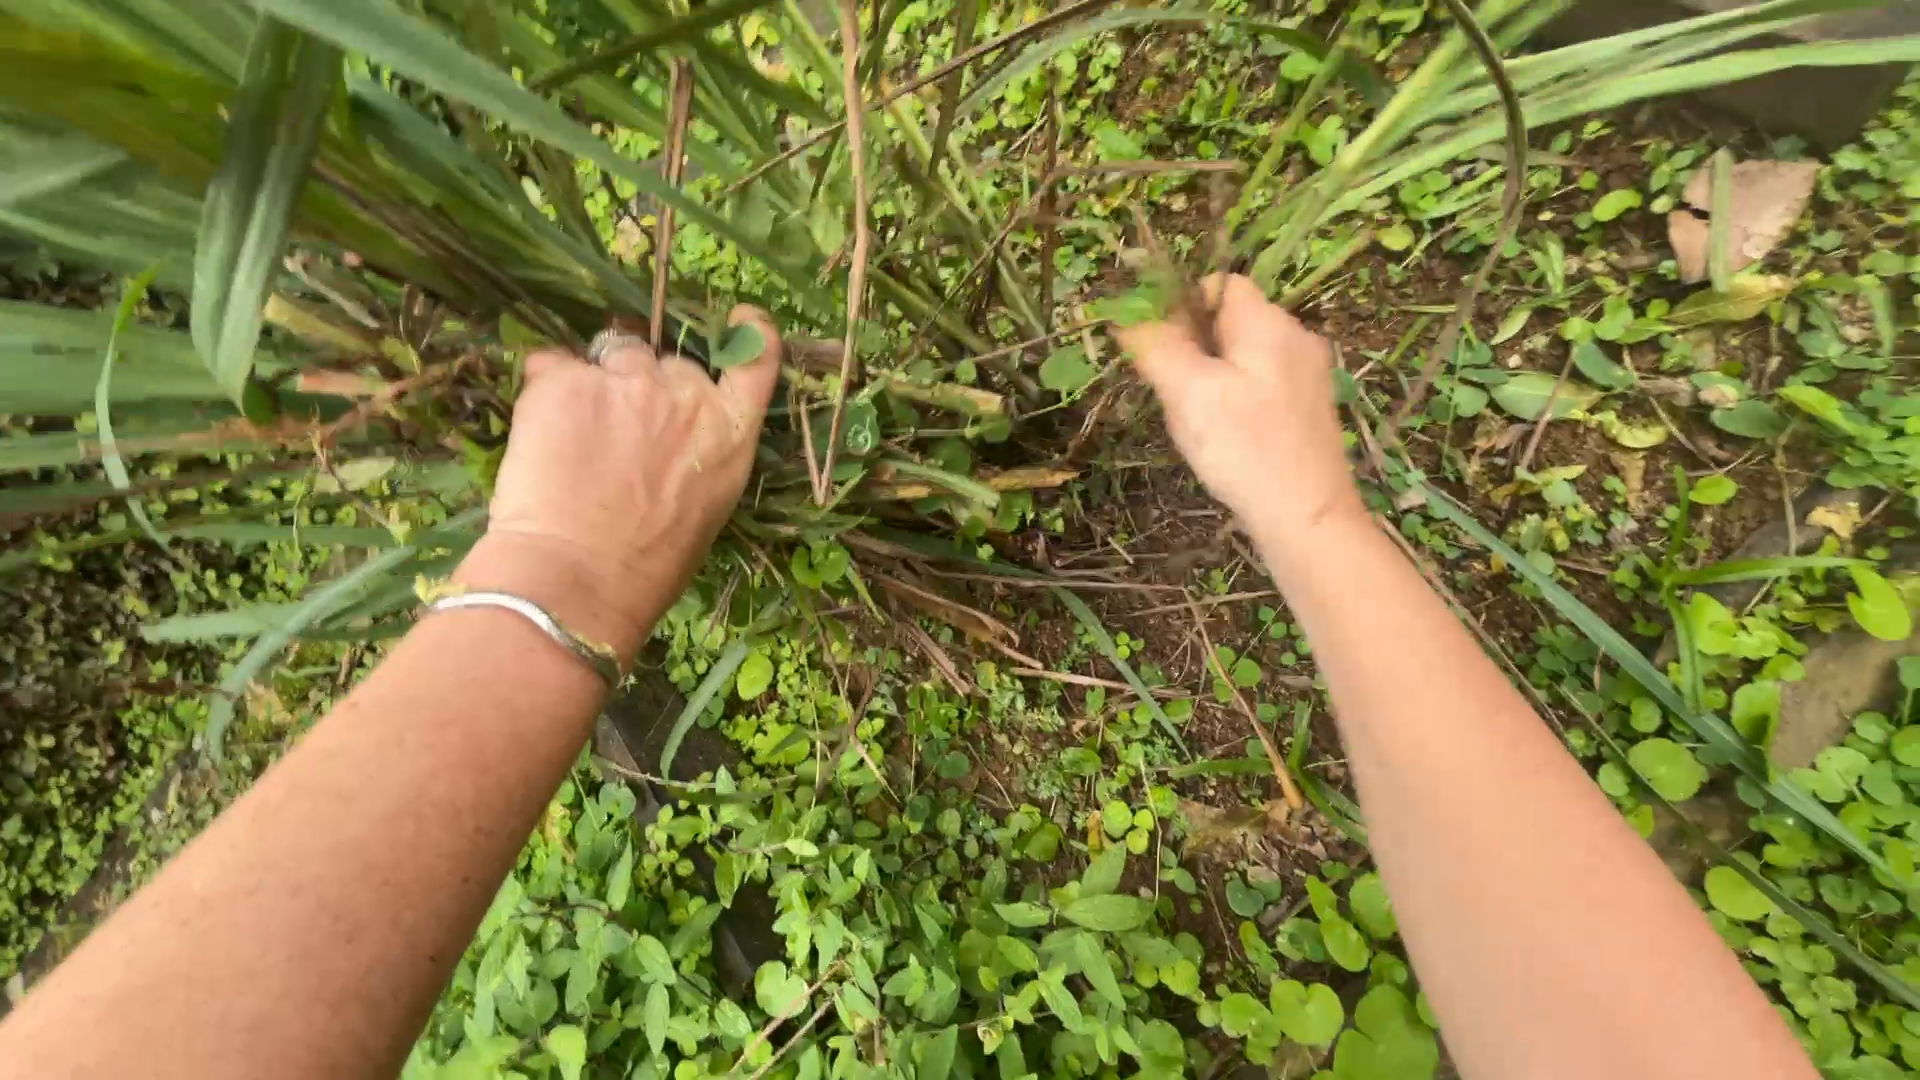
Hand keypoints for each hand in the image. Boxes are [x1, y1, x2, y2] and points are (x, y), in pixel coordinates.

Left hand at [454, 306, 782, 658]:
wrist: (581, 579)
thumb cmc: (650, 564)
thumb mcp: (704, 505)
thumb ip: (697, 450)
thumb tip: (665, 431)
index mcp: (731, 434)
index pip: (757, 361)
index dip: (751, 333)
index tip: (741, 319)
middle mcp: (688, 397)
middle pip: (669, 361)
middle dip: (647, 382)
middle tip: (618, 431)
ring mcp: (630, 383)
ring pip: (613, 355)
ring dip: (598, 381)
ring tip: (576, 435)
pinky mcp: (569, 380)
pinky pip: (554, 365)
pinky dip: (548, 390)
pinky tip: (543, 436)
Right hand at [1116, 274, 1361, 566]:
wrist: (1305, 514)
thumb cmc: (1244, 449)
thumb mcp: (1188, 394)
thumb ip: (1157, 348)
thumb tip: (1127, 319)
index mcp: (1268, 323)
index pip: (1219, 285)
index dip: (1182, 308)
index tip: (1162, 351)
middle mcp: (1296, 337)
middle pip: (1228, 323)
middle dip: (1192, 351)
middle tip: (1178, 397)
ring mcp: (1307, 374)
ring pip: (1240, 358)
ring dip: (1210, 380)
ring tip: (1202, 425)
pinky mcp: (1307, 407)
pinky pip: (1258, 385)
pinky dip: (1234, 401)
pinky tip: (1228, 439)